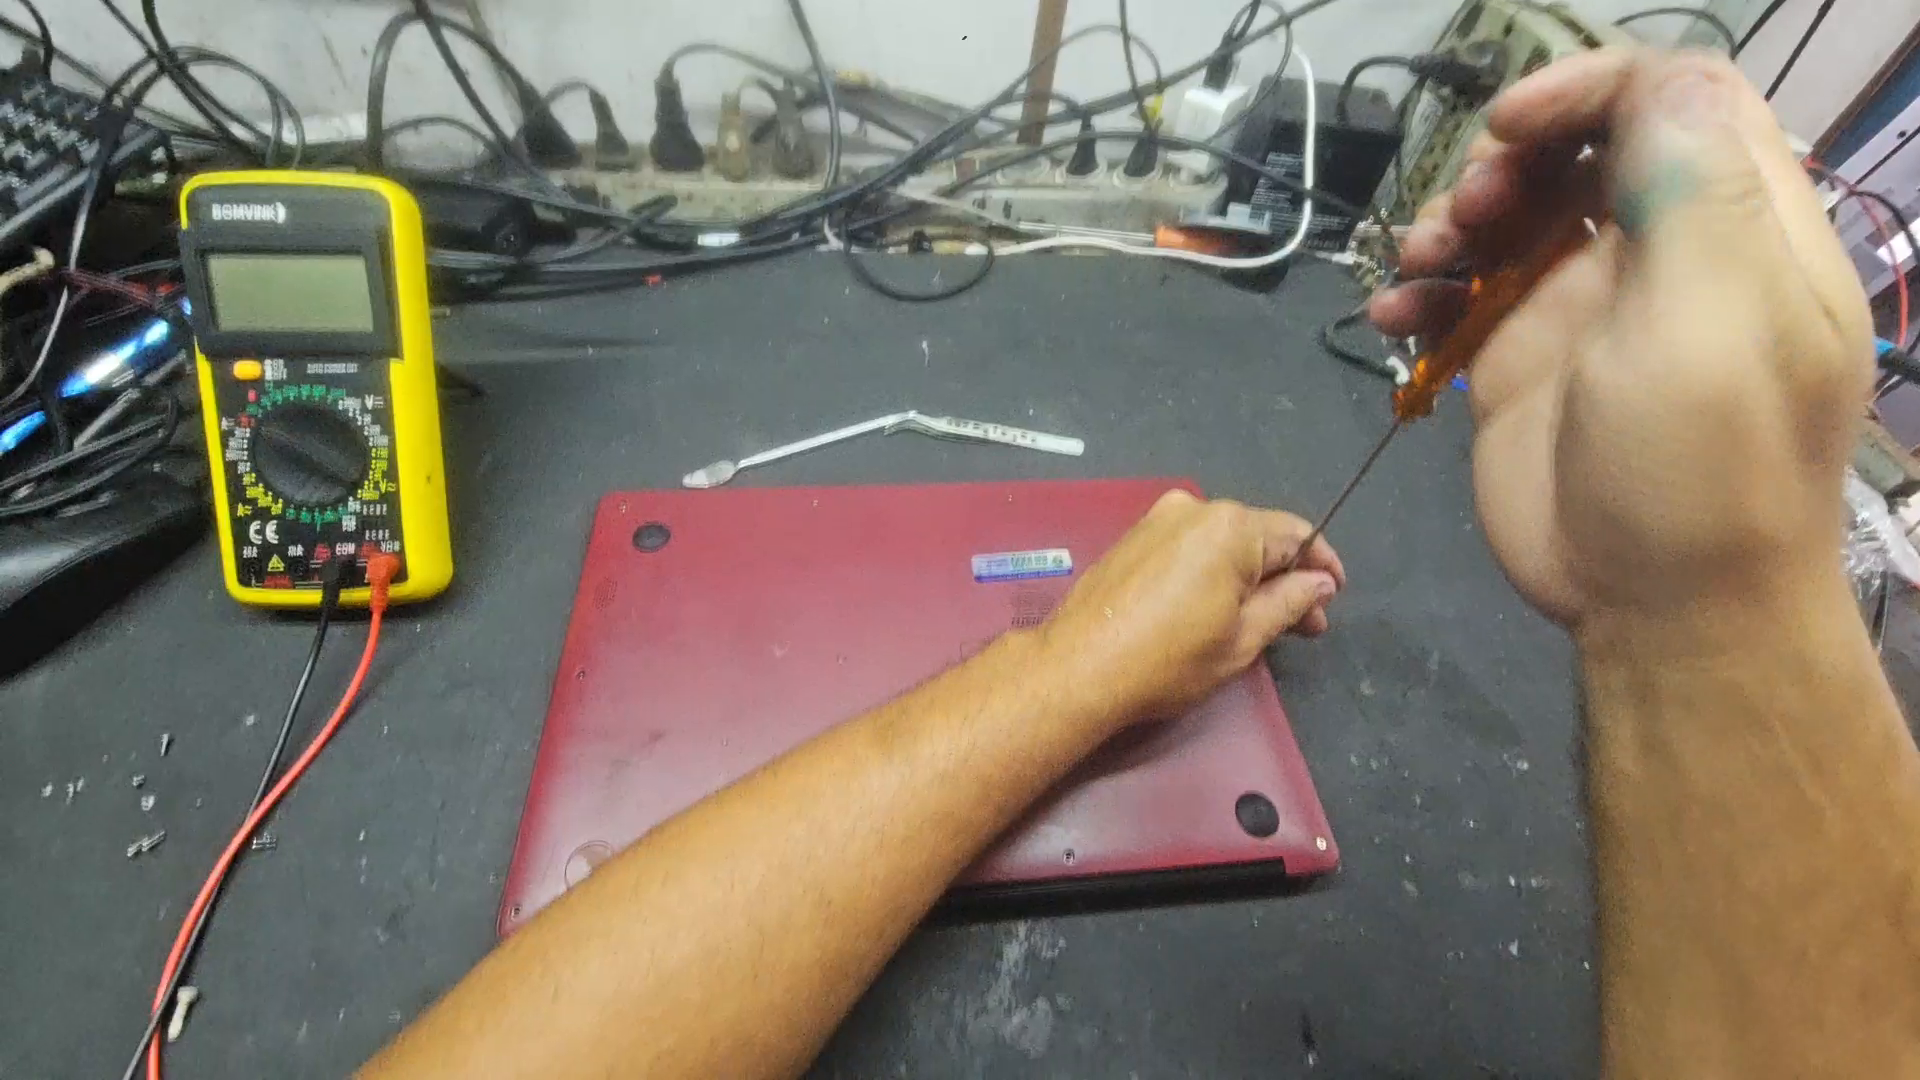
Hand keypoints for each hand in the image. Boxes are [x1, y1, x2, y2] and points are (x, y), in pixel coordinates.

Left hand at [1037, 490, 1344, 724]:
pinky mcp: (1133, 538)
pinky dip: (1211, 571)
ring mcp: (1157, 521)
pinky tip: (1216, 606)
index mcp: (1229, 527)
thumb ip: (1288, 602)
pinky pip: (1188, 546)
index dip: (1322, 566)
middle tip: (1303, 625)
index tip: (1332, 599)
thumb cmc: (1168, 660)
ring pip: (1221, 542)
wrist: (1078, 667)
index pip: (1296, 534)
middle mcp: (1193, 510)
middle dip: (1284, 576)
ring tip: (1261, 622)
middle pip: (1257, 536)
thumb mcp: (1242, 638)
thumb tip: (1319, 582)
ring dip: (1248, 575)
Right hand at [1369, 48, 1871, 629]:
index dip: (1587, 90)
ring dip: (1446, 229)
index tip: (1504, 127)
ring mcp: (1573, 310)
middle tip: (1462, 218)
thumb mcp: (1713, 321)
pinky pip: (1455, 300)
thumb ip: (1692, 193)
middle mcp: (1649, 254)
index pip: (1671, 101)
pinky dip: (1417, 296)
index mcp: (1728, 226)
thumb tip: (1653, 89)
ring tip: (1415, 268)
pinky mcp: (1509, 361)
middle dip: (1503, 167)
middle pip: (1571, 157)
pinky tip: (1392, 315)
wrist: (1647, 589)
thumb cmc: (1697, 461)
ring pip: (1502, 225)